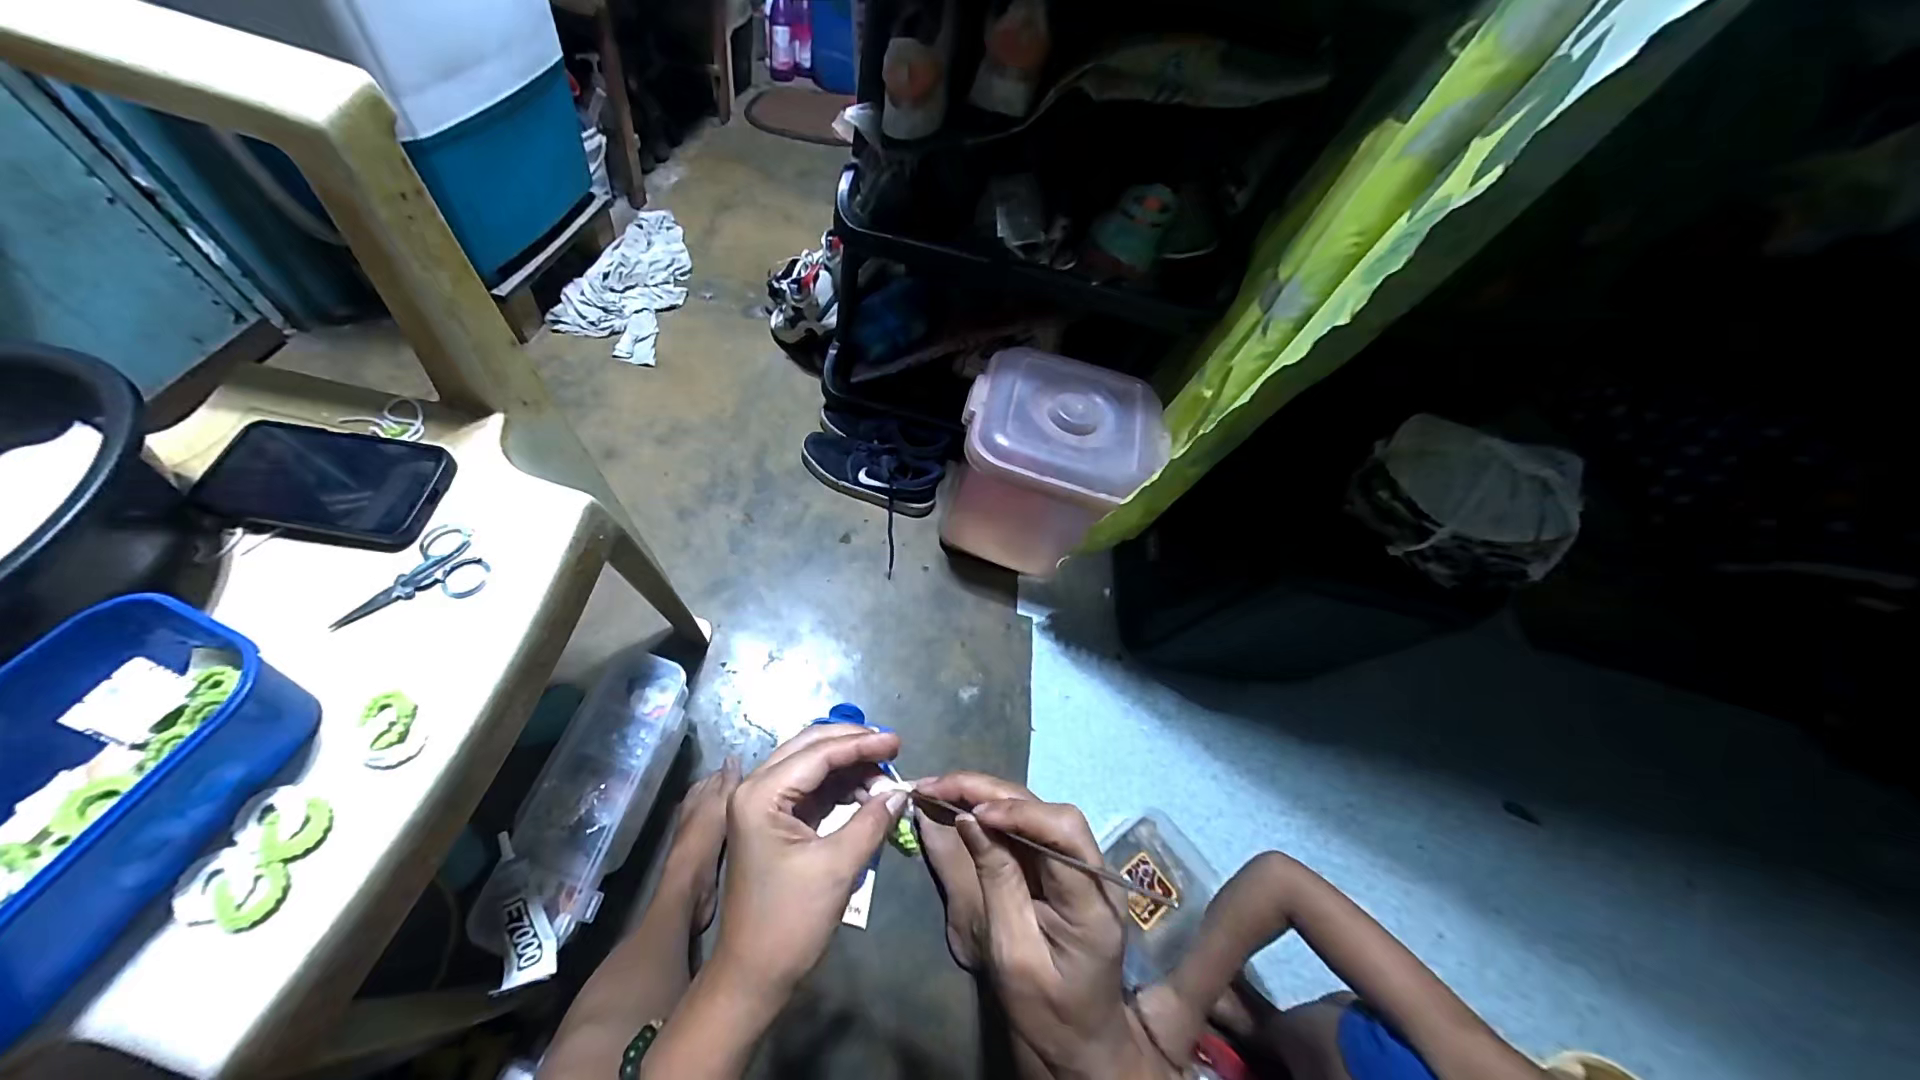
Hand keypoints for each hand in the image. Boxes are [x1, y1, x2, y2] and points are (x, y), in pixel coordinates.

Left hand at [711, 723, 906, 994]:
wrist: (753, 974)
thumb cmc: (790, 920)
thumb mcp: (837, 867)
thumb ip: (871, 821)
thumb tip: (900, 793)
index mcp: (761, 794)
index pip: (818, 753)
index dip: (862, 745)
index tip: (898, 742)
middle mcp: (755, 789)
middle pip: (810, 747)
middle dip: (853, 744)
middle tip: (892, 748)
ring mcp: (762, 804)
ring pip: (811, 764)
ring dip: (848, 765)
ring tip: (885, 775)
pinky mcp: (774, 820)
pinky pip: (811, 788)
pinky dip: (839, 785)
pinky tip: (867, 791)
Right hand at [913, 772, 1162, 1079]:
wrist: (1080, 1040)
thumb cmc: (1048, 1011)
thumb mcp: (1013, 955)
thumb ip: (996, 881)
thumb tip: (967, 819)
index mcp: (1093, 899)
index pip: (1064, 831)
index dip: (1018, 812)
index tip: (971, 812)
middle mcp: (1094, 869)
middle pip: (1046, 809)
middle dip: (990, 791)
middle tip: (936, 785)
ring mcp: (1080, 863)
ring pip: (1035, 809)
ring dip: (986, 794)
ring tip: (940, 788)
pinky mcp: (1061, 864)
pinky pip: (1027, 824)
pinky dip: (992, 810)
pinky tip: (962, 803)